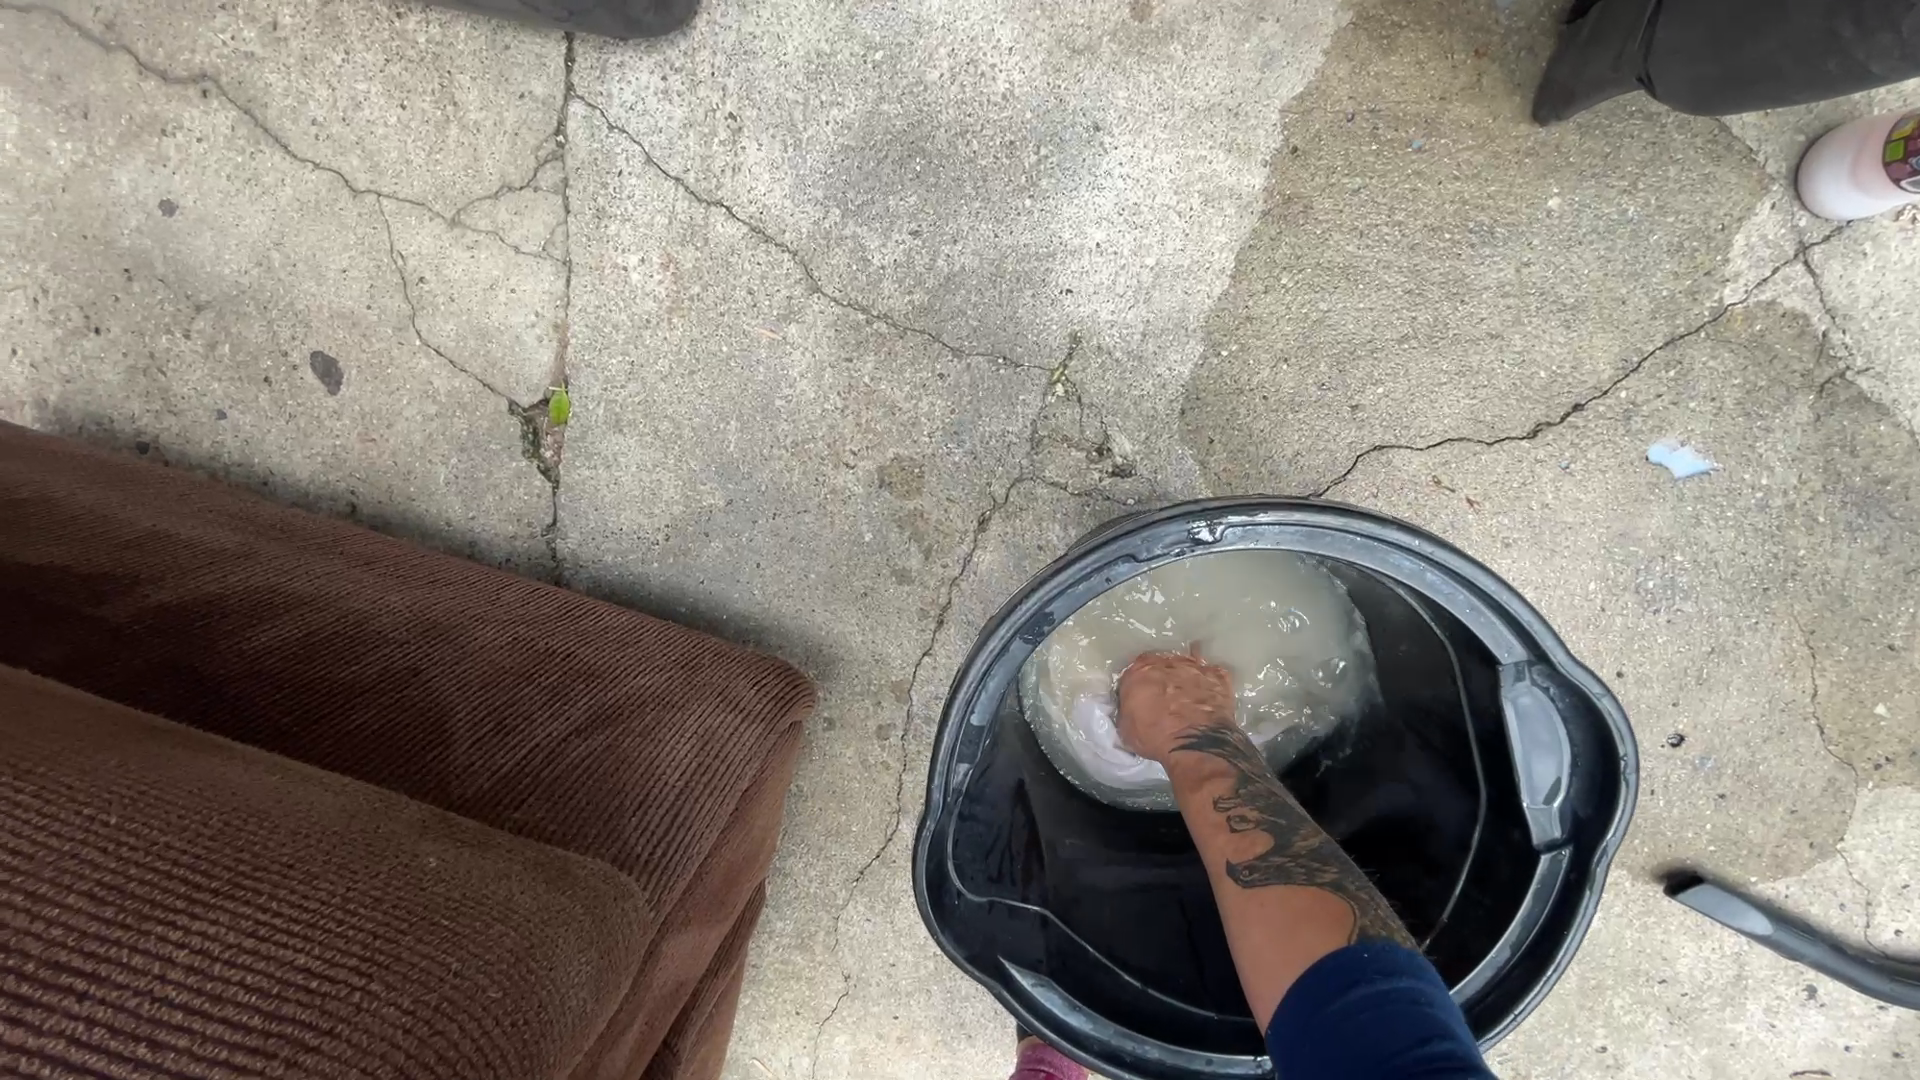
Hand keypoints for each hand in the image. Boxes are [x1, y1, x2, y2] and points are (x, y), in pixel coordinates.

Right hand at [1115, 647, 1235, 763]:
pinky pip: (1211, 673)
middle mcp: (1166, 663)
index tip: (1140, 697)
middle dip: (1161, 678)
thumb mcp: (1126, 728)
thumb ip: (1128, 710)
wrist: (1196, 743)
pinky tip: (1207, 694)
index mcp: (1139, 671)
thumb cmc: (1155, 736)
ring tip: (1186, 696)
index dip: (1138, 684)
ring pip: (1186, 665)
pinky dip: (1208, 681)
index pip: (1134, 671)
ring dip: (1185, 677)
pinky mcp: (1218, 678)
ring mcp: (1194, 668)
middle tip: (1163, 697)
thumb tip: (1131, 710)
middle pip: (1161, 664)